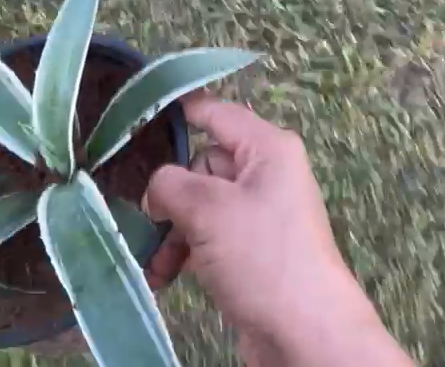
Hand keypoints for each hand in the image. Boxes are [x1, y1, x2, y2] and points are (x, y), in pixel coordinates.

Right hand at [143, 96, 412, 366]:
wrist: (305, 333)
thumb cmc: (263, 255)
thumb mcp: (208, 210)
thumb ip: (170, 185)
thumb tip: (156, 189)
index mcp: (267, 147)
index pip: (217, 113)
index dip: (180, 111)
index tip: (139, 115)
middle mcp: (266, 171)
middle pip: (204, 163)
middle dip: (172, 193)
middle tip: (151, 222)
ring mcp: (260, 211)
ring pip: (202, 203)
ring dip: (172, 230)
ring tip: (154, 262)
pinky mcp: (252, 248)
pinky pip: (209, 235)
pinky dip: (185, 251)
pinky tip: (164, 276)